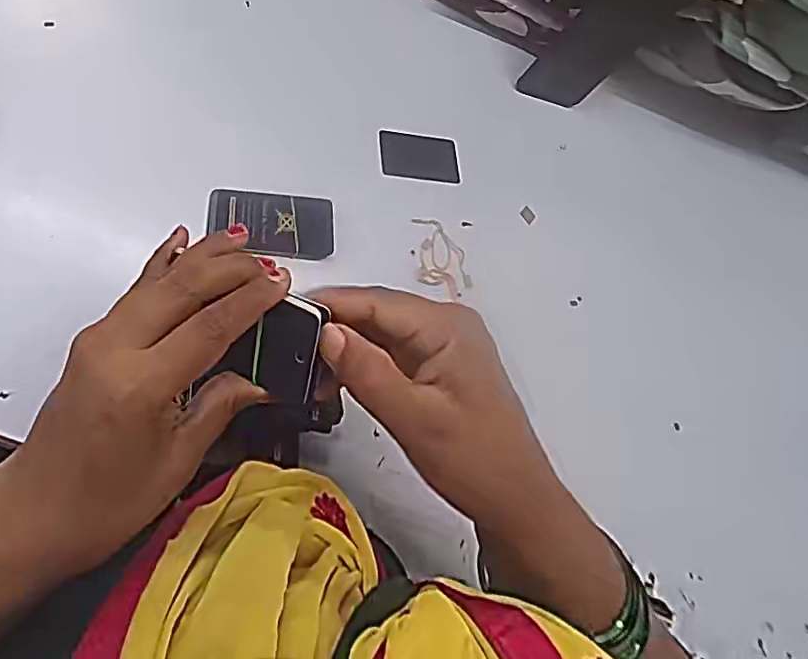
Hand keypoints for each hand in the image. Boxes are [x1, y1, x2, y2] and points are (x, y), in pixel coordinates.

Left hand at [7, 225, 288, 575]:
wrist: (31, 514)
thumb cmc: (97, 505)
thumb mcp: (174, 464)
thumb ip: (218, 408)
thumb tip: (256, 379)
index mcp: (138, 386)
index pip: (208, 325)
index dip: (250, 300)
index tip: (279, 284)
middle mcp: (113, 350)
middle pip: (184, 288)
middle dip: (232, 268)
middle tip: (268, 264)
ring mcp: (98, 337)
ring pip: (159, 278)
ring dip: (203, 255)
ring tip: (238, 239)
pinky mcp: (93, 336)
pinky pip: (136, 287)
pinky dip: (162, 261)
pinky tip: (179, 242)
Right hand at [312, 287, 625, 633]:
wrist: (518, 505)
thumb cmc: (476, 463)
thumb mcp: (414, 419)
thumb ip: (368, 371)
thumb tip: (326, 332)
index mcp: (446, 326)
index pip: (377, 302)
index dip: (332, 304)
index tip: (290, 313)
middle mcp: (446, 324)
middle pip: (378, 312)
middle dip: (335, 326)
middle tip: (291, 347)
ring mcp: (443, 344)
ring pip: (382, 331)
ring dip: (348, 346)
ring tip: (310, 369)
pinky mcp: (438, 364)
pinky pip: (392, 350)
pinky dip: (364, 361)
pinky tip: (340, 378)